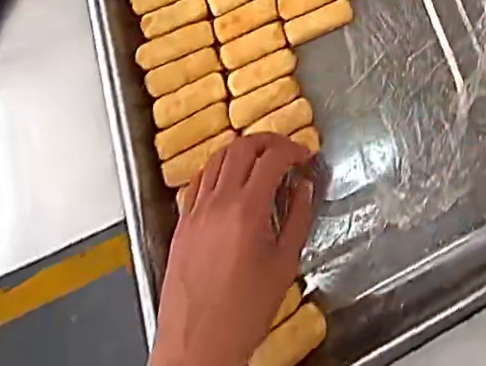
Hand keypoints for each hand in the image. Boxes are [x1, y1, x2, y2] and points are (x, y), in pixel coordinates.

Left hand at [150, 134, 316, 365]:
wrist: (196, 351)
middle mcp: (218, 204)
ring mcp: (195, 213)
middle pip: (242, 147)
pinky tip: (228, 182)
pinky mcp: (180, 226)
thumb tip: (305, 187)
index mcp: (247, 210)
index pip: (273, 158)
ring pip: (217, 158)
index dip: (294, 149)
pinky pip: (198, 181)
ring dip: (242, 151)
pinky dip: (216, 170)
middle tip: (285, 150)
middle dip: (269, 141)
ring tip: (259, 160)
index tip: (305, 156)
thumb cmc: (244, 314)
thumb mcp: (284, 264)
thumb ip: (298, 218)